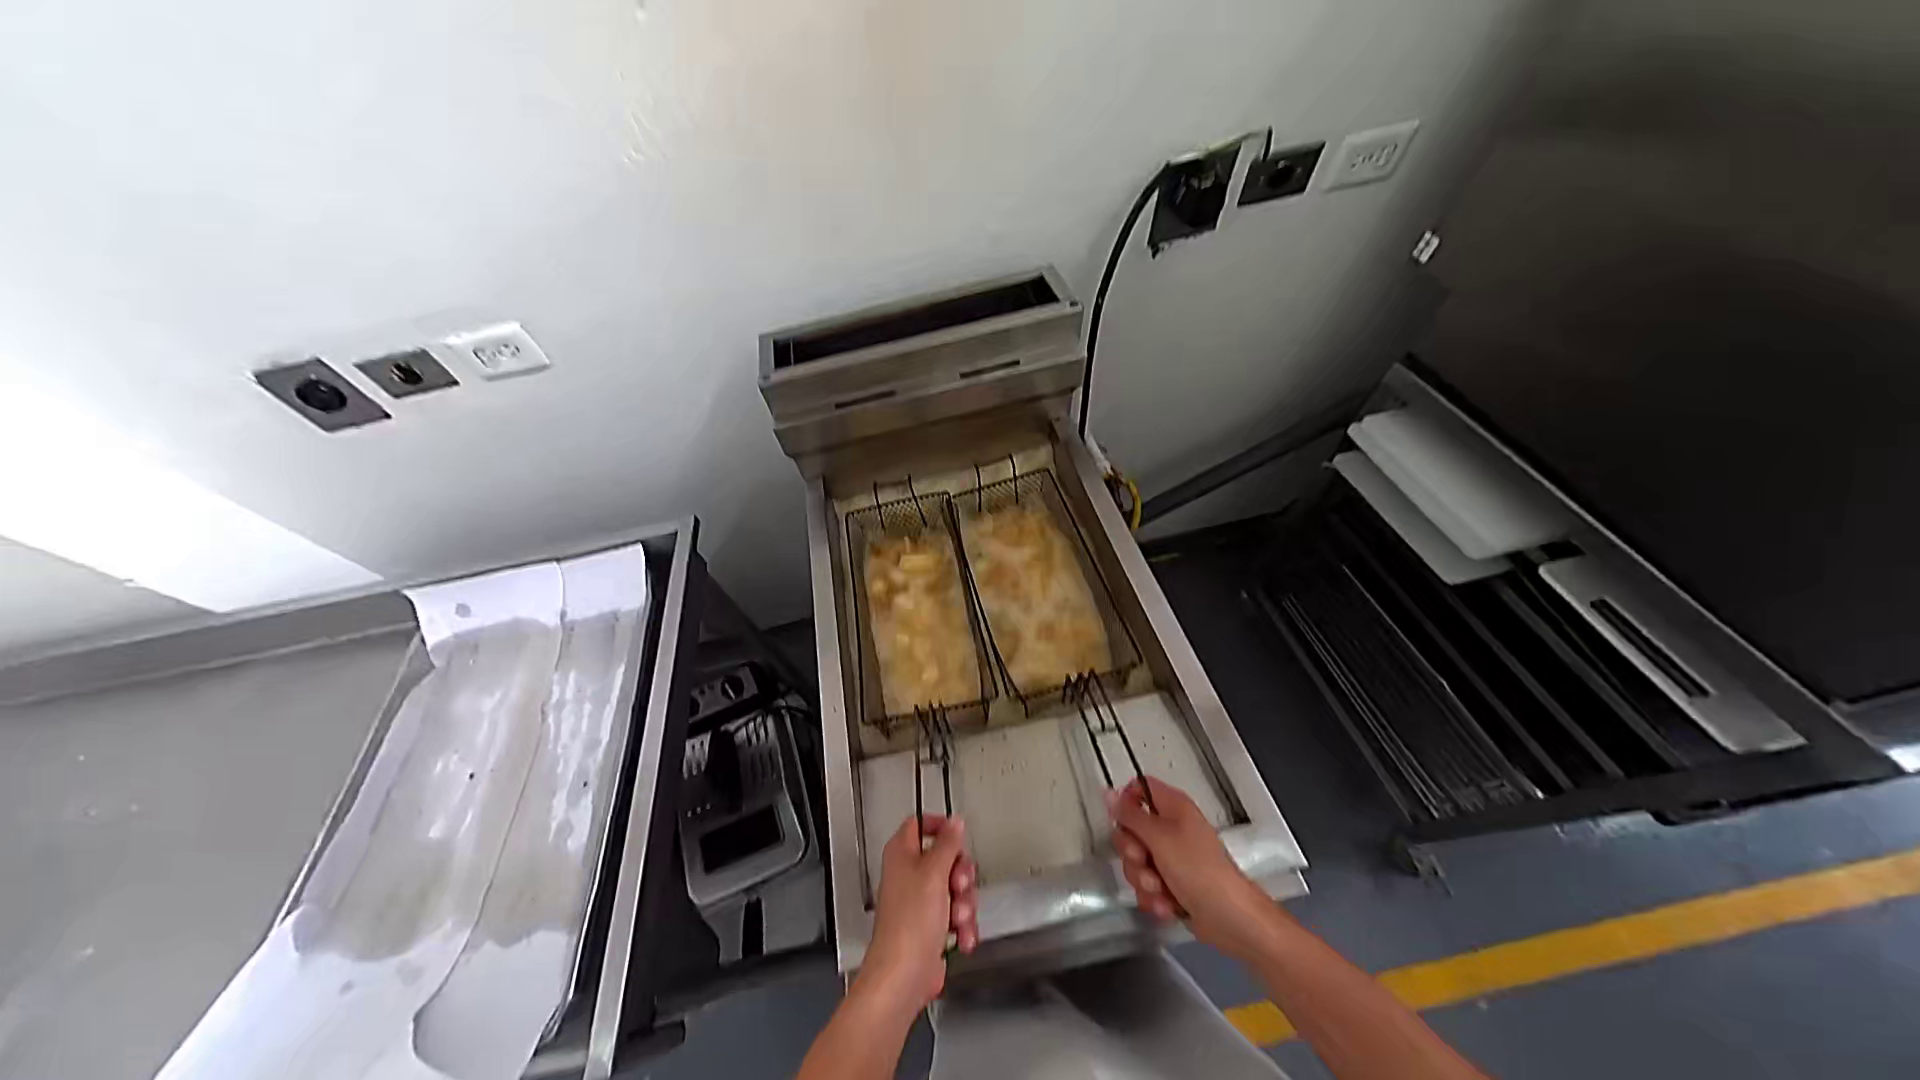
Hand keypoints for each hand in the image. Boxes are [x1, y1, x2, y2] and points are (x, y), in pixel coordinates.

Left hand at [854, 815, 978, 1013]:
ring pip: (955, 887)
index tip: (957, 835)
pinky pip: (956, 915)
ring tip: (956, 916)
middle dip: (960, 873)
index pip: (919, 824)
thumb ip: (948, 844)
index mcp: (902, 854)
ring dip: (964, 904)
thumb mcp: (934, 873)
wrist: (904, 976)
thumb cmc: (908, 927)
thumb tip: (954, 822)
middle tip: (957, 884)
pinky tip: (961, 936)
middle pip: (945, 857)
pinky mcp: (931, 926)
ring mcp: (919, 901)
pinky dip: (963, 926)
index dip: (939, 825)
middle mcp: (908, 875)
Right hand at [1110, 776, 1284, 962]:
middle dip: (1132, 852)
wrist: (1229, 918)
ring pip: (1137, 861)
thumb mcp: (1159, 838)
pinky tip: (1166, 905)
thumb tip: (1109, 792)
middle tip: (1143, 860)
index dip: (1126, 802)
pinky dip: (1153, 896)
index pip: (1140, 788)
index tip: (1122, 822)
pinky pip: (1147, 883)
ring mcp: (1172, 857)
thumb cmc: (1197, 869)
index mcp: (1172, 807)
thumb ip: (1130, 815)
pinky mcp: (1172, 884)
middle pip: (1132, 829)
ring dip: (1143, 879)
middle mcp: (1171, 828)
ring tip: (1160, 889)